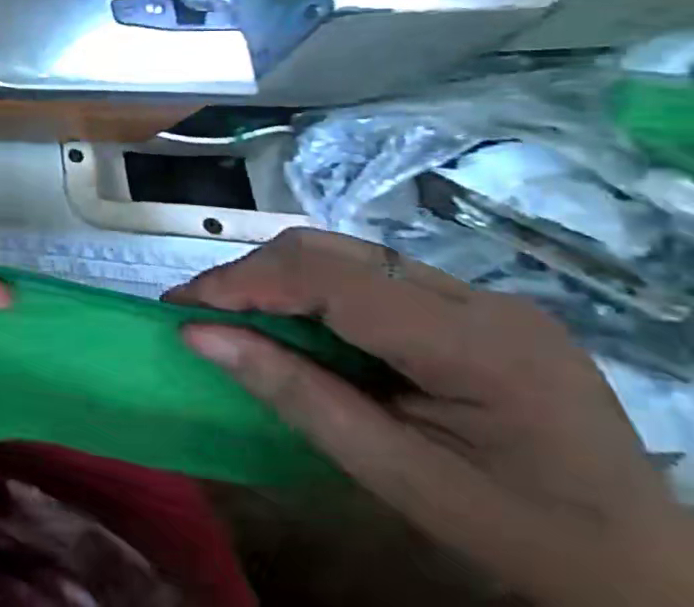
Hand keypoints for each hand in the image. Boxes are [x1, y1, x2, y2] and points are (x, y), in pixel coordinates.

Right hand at [167, 229, 693, 606]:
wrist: (650, 573)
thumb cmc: (524, 537)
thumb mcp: (399, 477)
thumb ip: (295, 395)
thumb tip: (195, 334)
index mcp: (481, 347)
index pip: (333, 281)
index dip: (244, 282)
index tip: (179, 308)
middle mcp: (485, 301)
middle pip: (331, 252)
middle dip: (249, 275)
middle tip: (198, 314)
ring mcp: (484, 299)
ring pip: (342, 255)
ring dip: (274, 279)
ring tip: (233, 317)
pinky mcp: (473, 309)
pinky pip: (366, 277)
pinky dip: (309, 292)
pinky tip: (292, 326)